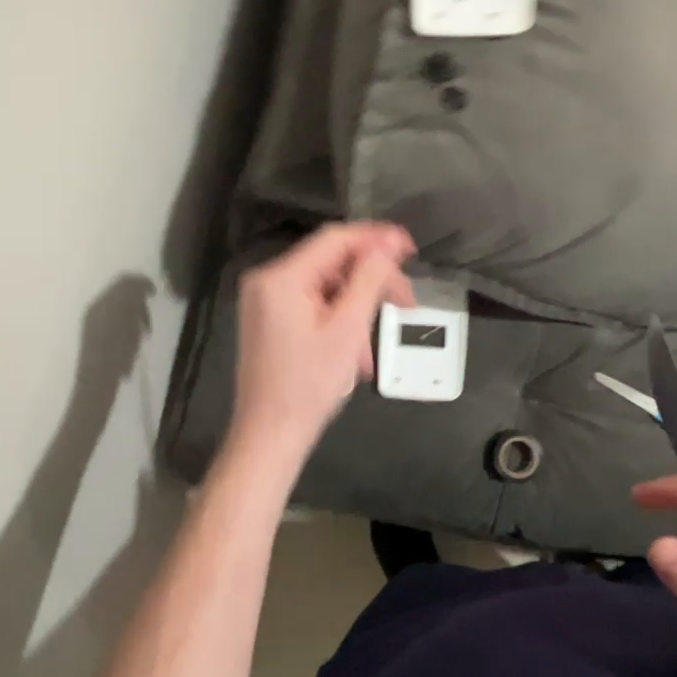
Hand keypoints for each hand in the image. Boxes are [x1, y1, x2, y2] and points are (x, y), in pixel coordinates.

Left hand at [225, 223, 415, 475]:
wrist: (269, 436)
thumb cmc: (309, 385)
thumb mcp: (347, 330)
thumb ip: (369, 280)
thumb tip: (386, 247)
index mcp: (281, 277)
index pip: (336, 239)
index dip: (377, 239)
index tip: (411, 248)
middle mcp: (267, 281)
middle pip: (331, 263)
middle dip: (371, 281)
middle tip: (407, 302)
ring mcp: (265, 302)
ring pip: (326, 288)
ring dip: (358, 308)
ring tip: (375, 345)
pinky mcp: (269, 322)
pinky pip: (313, 307)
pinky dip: (339, 322)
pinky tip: (357, 353)